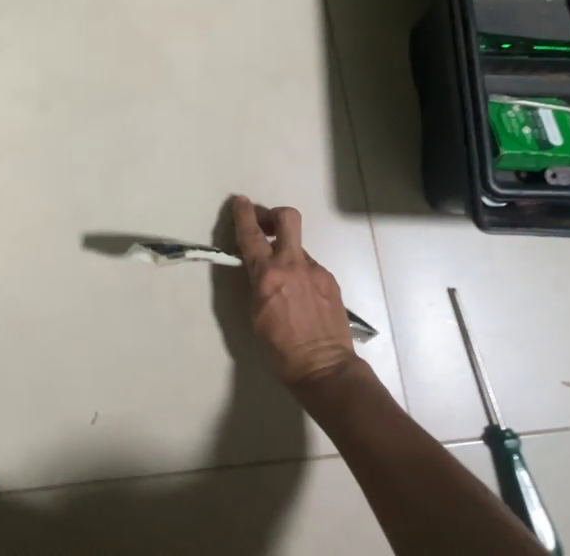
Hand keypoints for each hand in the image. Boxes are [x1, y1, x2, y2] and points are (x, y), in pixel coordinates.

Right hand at [229, 194, 359, 388]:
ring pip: (298, 248)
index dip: (243, 214)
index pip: (251, 235)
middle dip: (273, 214)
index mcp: (268, 275)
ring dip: (287, 255)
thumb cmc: (280, 349)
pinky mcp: (330, 281)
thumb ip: (257, 283)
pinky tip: (301, 299)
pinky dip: (301, 275)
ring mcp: (316, 271)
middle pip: (287, 218)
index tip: (239, 201)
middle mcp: (293, 265)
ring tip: (284, 283)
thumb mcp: (256, 314)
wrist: (324, 368)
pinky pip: (310, 268)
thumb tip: (259, 269)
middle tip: (265, 225)